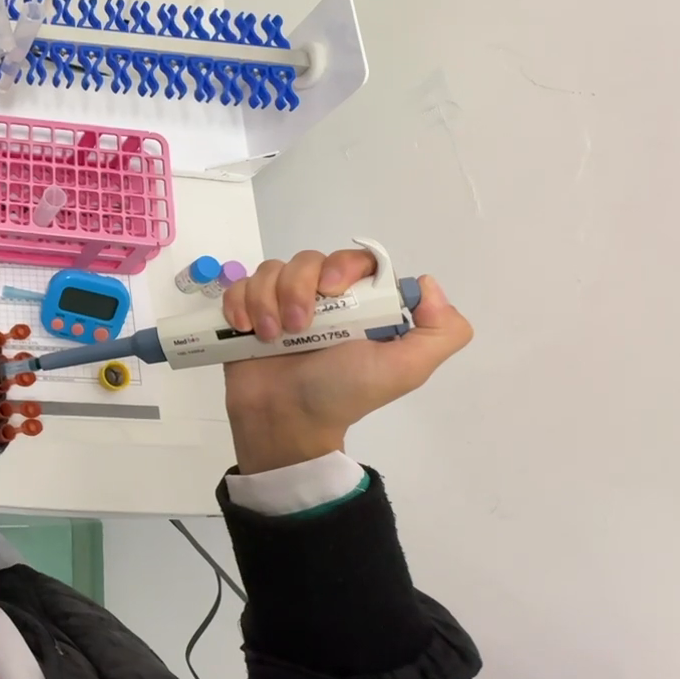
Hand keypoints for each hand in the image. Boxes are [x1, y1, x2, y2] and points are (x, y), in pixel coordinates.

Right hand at [220, 249, 472, 472]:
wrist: (285, 419)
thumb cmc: (344, 393)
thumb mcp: (405, 370)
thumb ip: (441, 332)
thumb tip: (427, 283)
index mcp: (361, 306)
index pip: (356, 260)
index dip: (342, 265)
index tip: (332, 290)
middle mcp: (321, 298)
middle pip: (306, 259)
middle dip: (296, 289)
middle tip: (298, 327)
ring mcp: (280, 303)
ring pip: (269, 270)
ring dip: (265, 301)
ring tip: (270, 336)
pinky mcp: (247, 311)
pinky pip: (238, 286)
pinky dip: (238, 304)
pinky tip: (245, 330)